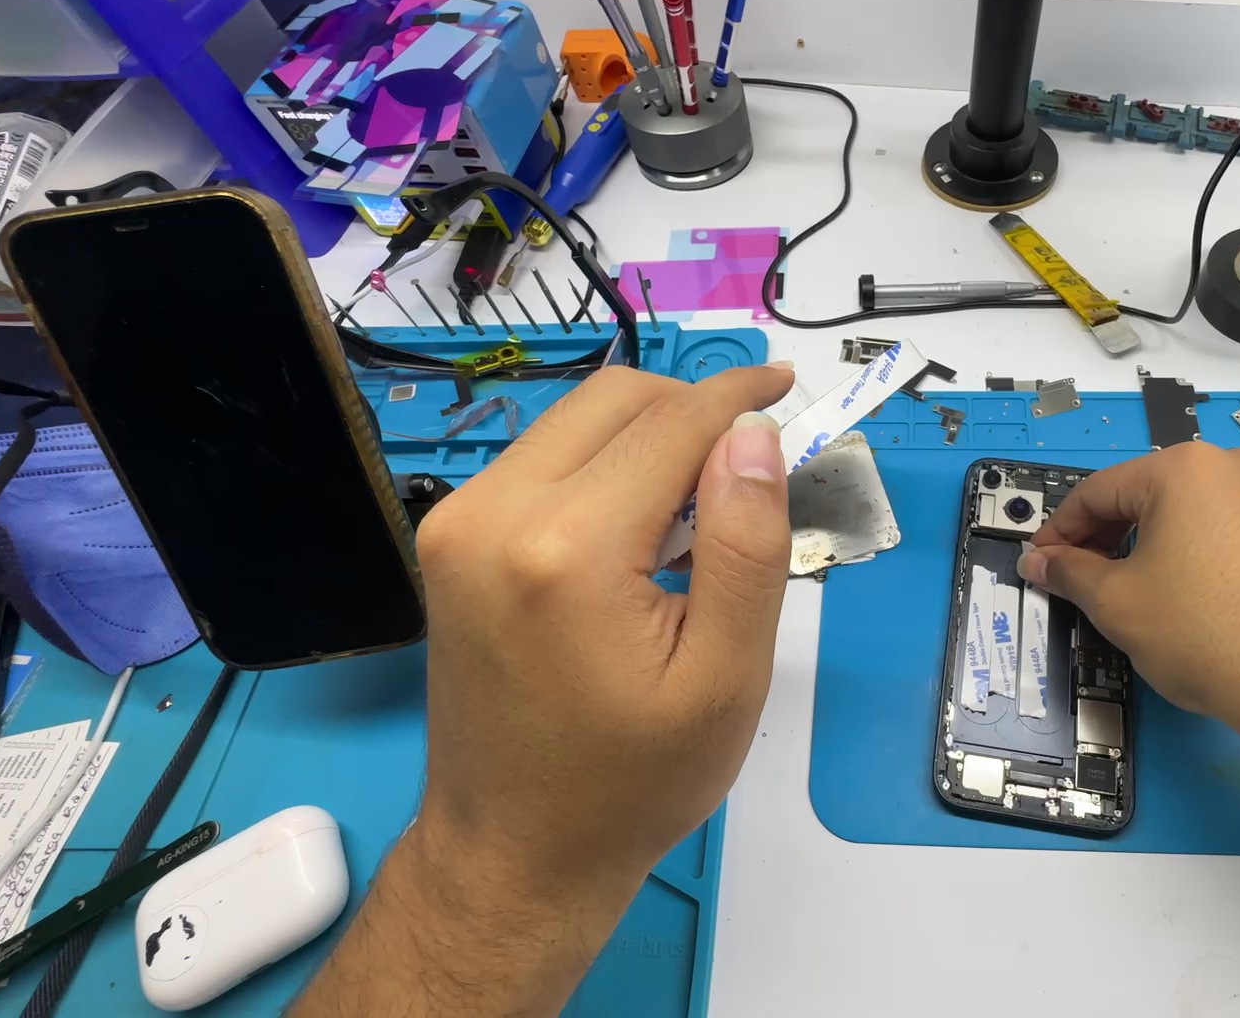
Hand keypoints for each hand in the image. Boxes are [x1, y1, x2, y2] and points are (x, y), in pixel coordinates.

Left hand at [413, 362, 794, 895]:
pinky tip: (643, 526)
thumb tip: (755, 435)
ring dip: (653, 435)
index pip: (672, 424)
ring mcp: (460, 521)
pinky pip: (548, 458)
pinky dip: (610, 463)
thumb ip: (747, 544)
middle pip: (617, 400)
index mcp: (568, 547)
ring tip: (704, 503)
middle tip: (752, 459)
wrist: (516, 853)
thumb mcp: (726, 674)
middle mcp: (494, 512)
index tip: (786, 385)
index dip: (738, 396)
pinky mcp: (453, 537)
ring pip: (579, 420)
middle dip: (695, 408)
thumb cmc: (636, 778)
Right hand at [1016, 442, 1239, 735]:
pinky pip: (1224, 534)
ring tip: (1129, 596)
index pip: (1096, 492)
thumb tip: (1038, 561)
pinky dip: (1190, 559)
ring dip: (1145, 550)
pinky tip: (1184, 602)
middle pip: (1142, 498)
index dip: (1058, 531)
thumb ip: (1068, 573)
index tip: (1041, 562)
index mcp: (1184, 468)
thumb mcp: (1117, 603)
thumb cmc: (1211, 634)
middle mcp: (1233, 468)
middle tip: (1078, 582)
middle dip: (1102, 541)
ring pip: (1185, 517)